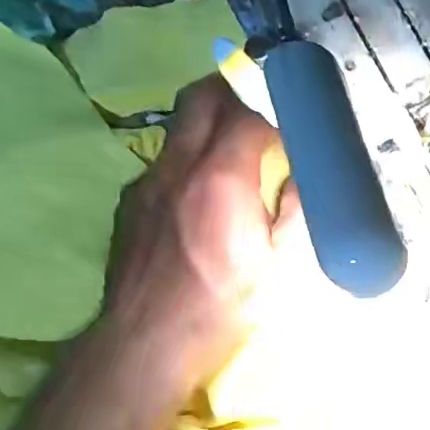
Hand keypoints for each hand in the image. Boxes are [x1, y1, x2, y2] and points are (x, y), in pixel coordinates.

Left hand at [100, 74, 300, 385]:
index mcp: (222, 179)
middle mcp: (178, 166)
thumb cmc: (223, 307)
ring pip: (178, 129)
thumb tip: (300, 180)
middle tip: (258, 100)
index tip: (293, 114)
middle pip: (201, 98)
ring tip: (232, 147)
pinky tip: (199, 195)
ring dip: (207, 124)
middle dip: (232, 88)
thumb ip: (291, 213)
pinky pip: (162, 163)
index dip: (274, 107)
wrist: (148, 341)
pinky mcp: (129, 202)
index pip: (248, 113)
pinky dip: (187, 162)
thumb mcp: (276, 266)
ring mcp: (147, 181)